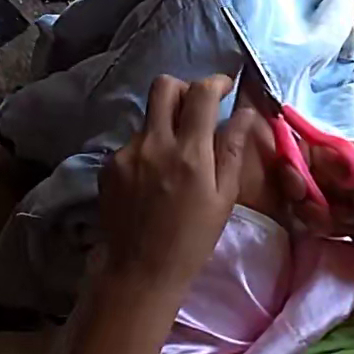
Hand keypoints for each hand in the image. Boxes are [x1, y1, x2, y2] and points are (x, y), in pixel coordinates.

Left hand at [98, 75, 249, 292]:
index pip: (201, 93)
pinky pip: (132, 142)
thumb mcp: (223, 198)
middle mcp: (154, 145)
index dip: (216, 82)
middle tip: (197, 109)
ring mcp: (126, 153)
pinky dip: (147, 149)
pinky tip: (153, 178)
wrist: (141, 271)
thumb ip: (231, 151)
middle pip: (164, 86)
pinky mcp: (108, 166)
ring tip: (175, 157)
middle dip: (184, 88)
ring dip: (165, 124)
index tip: (224, 88)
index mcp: (189, 154)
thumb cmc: (192, 240)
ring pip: (148, 117)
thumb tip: (245, 113)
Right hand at [280, 143, 353, 285]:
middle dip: (312, 199)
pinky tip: (343, 234)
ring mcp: (344, 196)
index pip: (314, 150)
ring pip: (310, 200)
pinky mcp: (341, 218)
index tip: (300, 189)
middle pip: (307, 177)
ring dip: (321, 217)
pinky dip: (324, 227)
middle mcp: (349, 171)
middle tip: (329, 214)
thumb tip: (311, 144)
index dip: (301, 168)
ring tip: (346, 226)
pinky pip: (317, 218)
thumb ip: (347, 162)